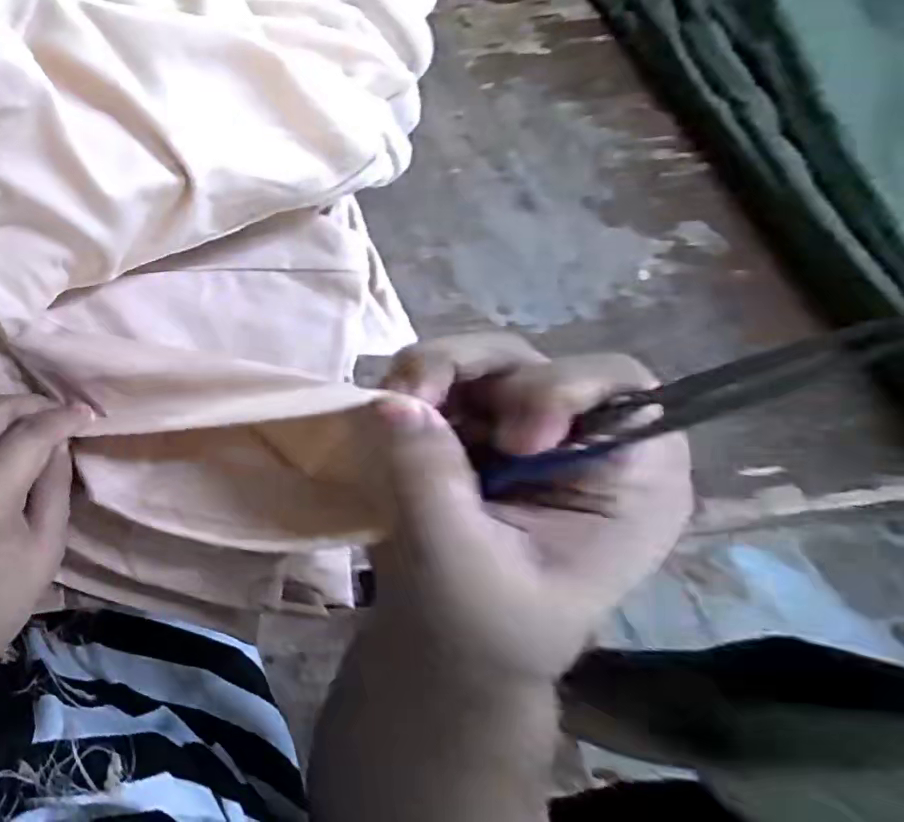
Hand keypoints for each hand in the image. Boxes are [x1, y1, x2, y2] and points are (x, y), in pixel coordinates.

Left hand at [0, 395, 92, 685]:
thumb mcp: (44, 551)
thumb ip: (54, 488)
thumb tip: (59, 444)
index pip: (32, 433)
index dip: (63, 418)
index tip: (89, 414)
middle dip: (33, 403)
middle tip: (63, 414)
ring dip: (6, 407)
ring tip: (37, 420)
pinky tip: (5, 433)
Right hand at [366, 333, 692, 683]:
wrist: (443, 647)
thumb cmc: (478, 620)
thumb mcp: (456, 557)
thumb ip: (429, 477)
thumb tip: (393, 399)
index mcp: (623, 480)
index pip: (620, 392)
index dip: (560, 392)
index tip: (511, 443)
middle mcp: (574, 441)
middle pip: (530, 361)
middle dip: (465, 367)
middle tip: (414, 398)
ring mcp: (510, 431)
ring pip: (473, 362)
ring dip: (424, 372)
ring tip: (389, 407)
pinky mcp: (462, 431)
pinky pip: (433, 383)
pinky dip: (402, 387)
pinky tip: (384, 417)